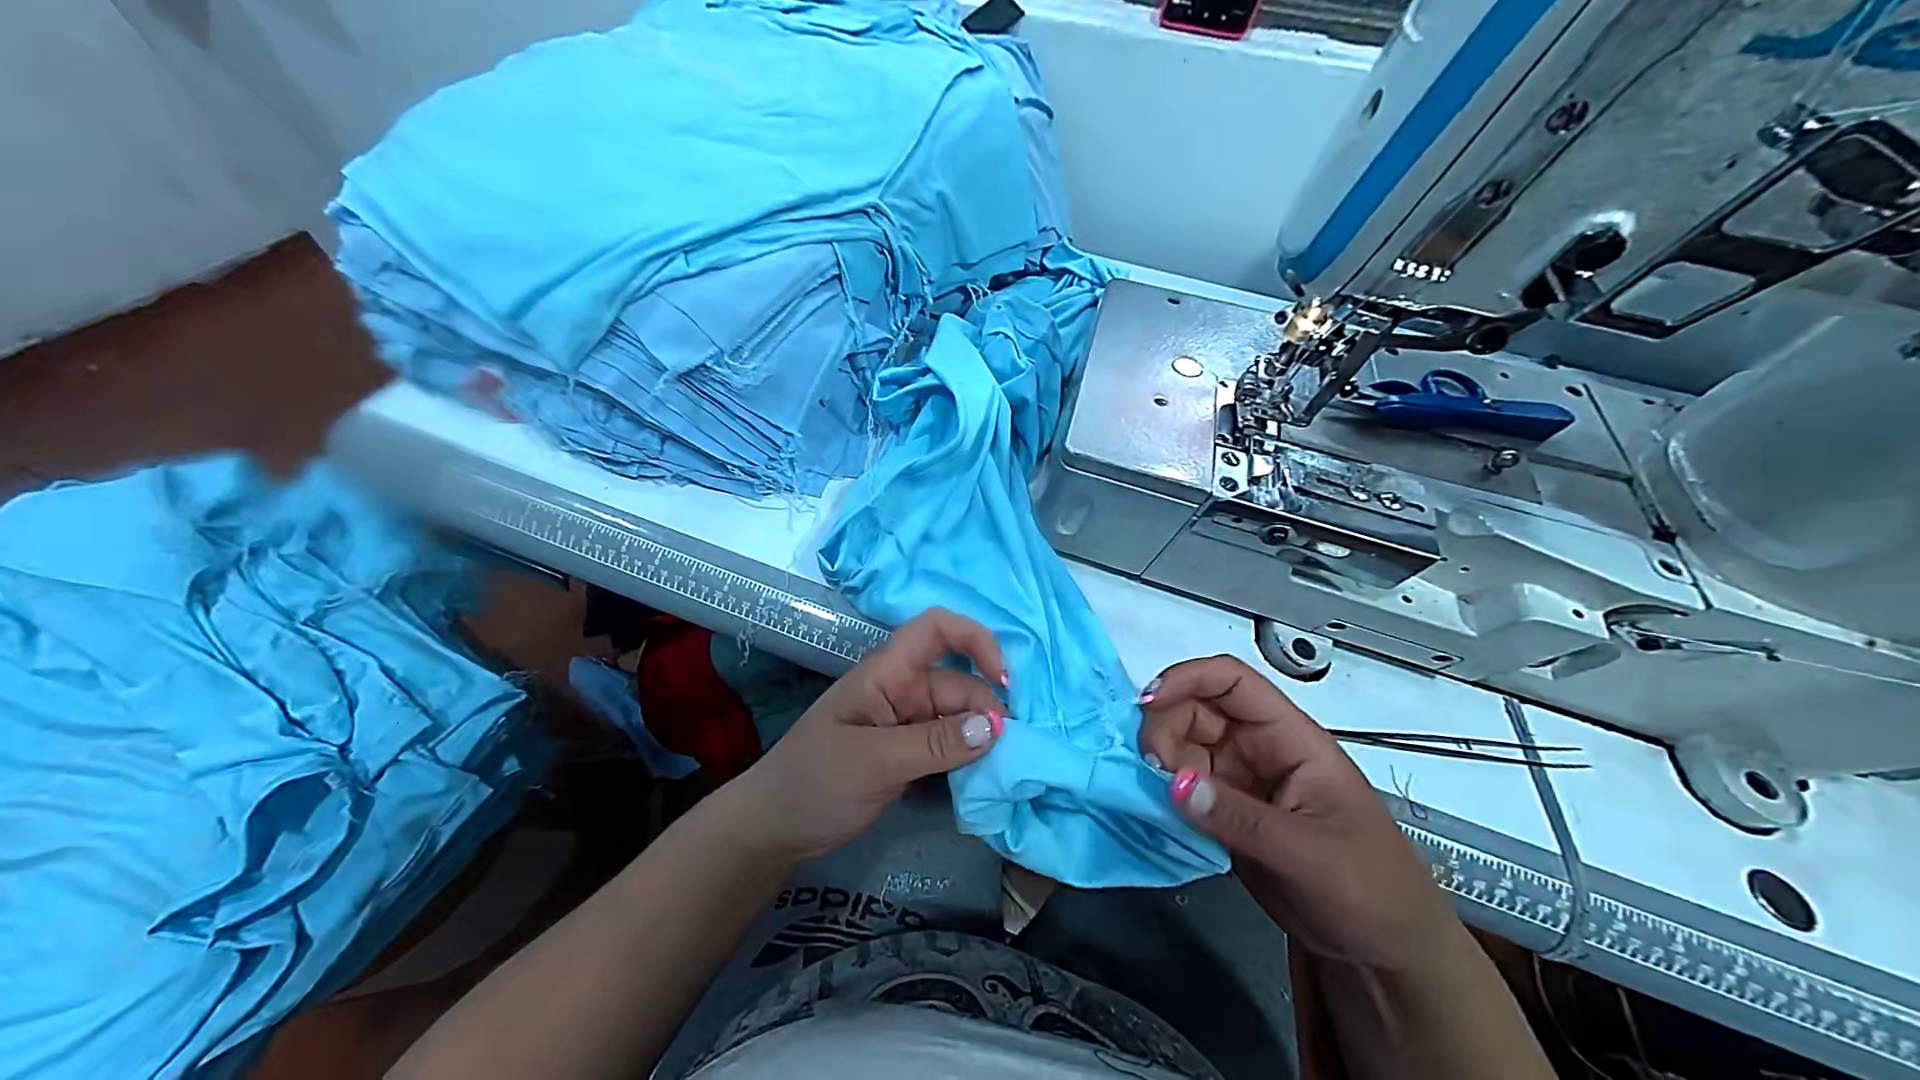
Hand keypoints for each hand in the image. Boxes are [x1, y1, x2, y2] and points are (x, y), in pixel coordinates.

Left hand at [730, 608, 1008, 860]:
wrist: (773, 828)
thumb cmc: (814, 782)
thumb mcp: (874, 761)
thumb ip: (935, 744)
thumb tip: (994, 727)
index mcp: (887, 673)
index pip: (937, 629)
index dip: (976, 639)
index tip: (1004, 681)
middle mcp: (901, 690)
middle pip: (958, 683)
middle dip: (986, 710)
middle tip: (1010, 756)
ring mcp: (904, 722)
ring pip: (957, 717)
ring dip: (981, 737)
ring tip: (1006, 769)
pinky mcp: (907, 752)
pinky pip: (948, 744)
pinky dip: (968, 756)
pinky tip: (984, 777)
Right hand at [1139, 656, 1457, 972]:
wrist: (1384, 954)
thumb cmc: (1372, 890)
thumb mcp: (1311, 854)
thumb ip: (1240, 818)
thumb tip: (1176, 783)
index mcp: (1291, 739)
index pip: (1233, 683)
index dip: (1188, 679)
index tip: (1148, 703)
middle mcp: (1260, 749)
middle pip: (1197, 709)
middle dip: (1165, 725)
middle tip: (1150, 766)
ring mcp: (1241, 780)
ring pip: (1183, 745)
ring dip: (1160, 760)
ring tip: (1155, 791)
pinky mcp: (1226, 812)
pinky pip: (1183, 785)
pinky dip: (1163, 790)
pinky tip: (1157, 806)